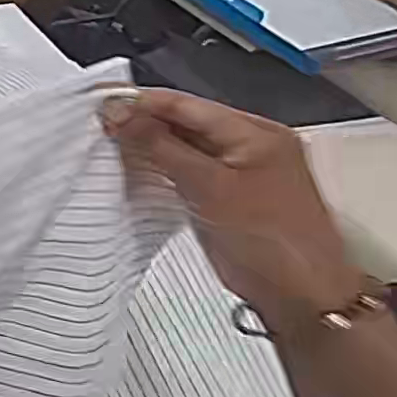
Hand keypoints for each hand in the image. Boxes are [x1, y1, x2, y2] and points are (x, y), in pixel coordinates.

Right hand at [104, 89, 363, 327]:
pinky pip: (182, 163)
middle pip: (183, 120)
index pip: (185, 105)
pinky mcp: (222, 189)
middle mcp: (248, 142)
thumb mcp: (207, 185)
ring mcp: (236, 167)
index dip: (140, 101)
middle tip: (96, 123)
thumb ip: (158, 144)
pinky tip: (130, 163)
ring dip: (144, 141)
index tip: (99, 102)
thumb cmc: (267, 238)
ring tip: (106, 140)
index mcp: (256, 132)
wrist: (299, 294)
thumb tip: (118, 111)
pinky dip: (155, 161)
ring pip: (180, 141)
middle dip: (139, 120)